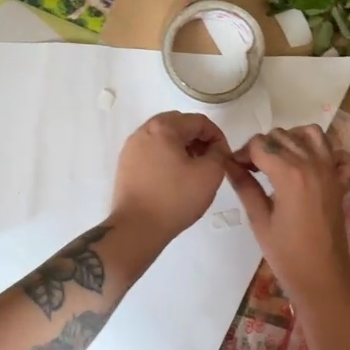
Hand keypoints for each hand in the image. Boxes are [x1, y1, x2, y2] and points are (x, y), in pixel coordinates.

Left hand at [111, 112, 231, 242]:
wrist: (136, 227)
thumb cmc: (175, 198)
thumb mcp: (209, 174)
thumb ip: (219, 153)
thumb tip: (216, 147)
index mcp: (163, 127)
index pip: (198, 121)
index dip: (217, 136)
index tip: (224, 156)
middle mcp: (144, 131)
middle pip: (179, 125)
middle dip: (198, 139)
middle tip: (209, 159)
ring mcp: (131, 147)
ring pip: (164, 138)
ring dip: (182, 147)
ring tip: (193, 169)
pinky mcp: (125, 164)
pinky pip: (151, 151)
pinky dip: (166, 157)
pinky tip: (174, 177)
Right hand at [223, 125, 349, 307]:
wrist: (322, 279)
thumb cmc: (286, 255)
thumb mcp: (259, 220)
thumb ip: (244, 186)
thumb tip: (228, 164)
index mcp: (289, 173)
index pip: (259, 144)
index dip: (243, 153)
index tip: (236, 168)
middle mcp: (312, 164)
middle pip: (282, 135)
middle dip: (263, 146)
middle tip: (252, 169)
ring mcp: (331, 171)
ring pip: (311, 134)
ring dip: (292, 140)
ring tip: (280, 160)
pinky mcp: (342, 182)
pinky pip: (342, 155)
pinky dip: (329, 153)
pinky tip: (314, 166)